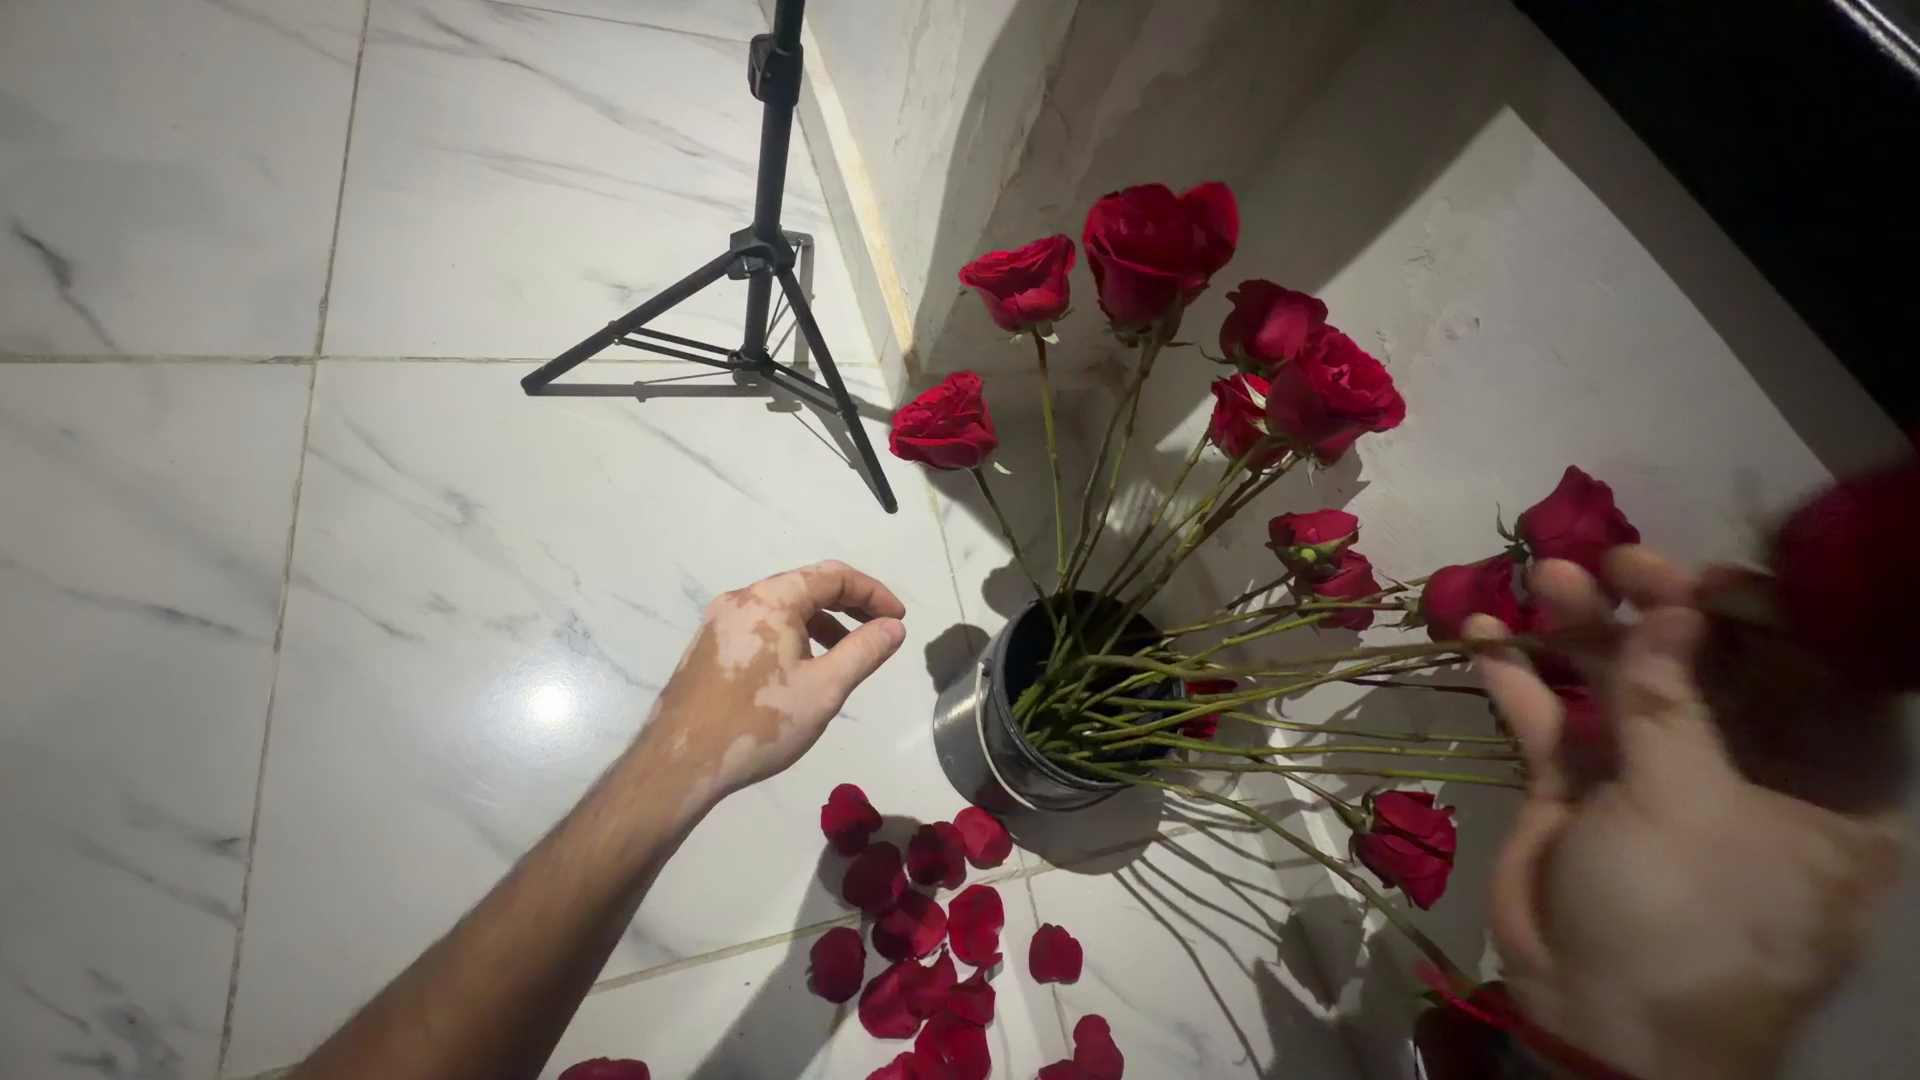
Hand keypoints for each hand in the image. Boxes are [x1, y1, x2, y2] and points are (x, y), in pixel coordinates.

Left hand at [640, 560, 906, 799]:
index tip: (899, 619)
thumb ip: (865, 651)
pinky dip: (795, 635)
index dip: (873, 592)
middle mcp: (742, 599)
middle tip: (881, 631)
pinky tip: (804, 669)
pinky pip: (764, 626)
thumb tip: (894, 627)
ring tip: (847, 655)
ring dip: (823, 622)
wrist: (678, 764)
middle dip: (850, 606)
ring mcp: (721, 621)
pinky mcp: (710, 645)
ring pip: (784, 608)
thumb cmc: (759, 723)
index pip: (834, 576)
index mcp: (771, 600)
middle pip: (808, 586)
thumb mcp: (825, 688)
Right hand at [1468, 547, 1905, 1079]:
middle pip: (1699, 668)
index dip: (1764, 619)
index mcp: (1815, 787)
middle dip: (1654, 609)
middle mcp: (1735, 768)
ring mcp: (1643, 772)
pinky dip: (1515, 674)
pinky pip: (1546, 714)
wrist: (1591, 1002)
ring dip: (1577, 630)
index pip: (1811, 681)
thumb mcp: (1688, 807)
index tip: (1703, 571)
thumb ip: (1672, 704)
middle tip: (1607, 559)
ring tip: (1540, 580)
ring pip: (1615, 682)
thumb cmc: (1685, 914)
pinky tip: (1479, 635)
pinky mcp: (1570, 780)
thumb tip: (1673, 609)